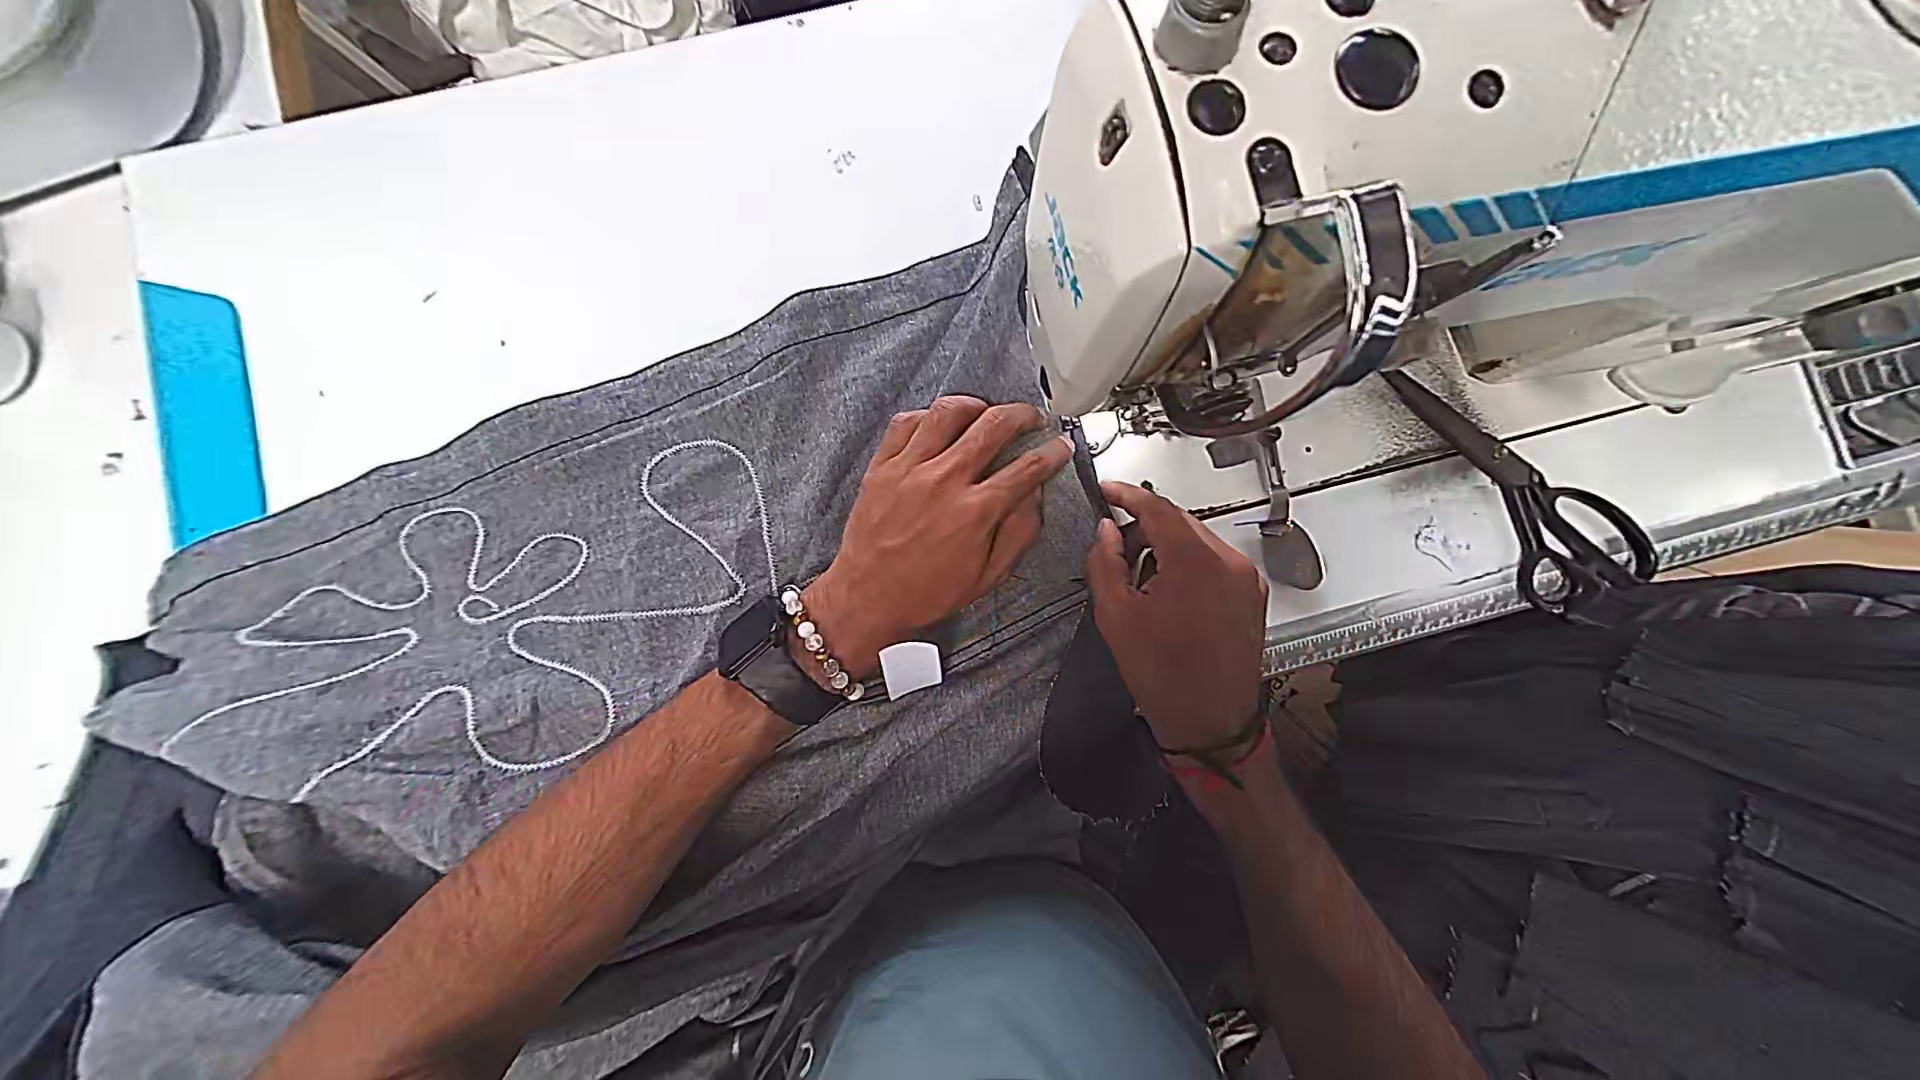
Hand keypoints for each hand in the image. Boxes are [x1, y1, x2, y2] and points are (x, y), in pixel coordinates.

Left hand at [802, 396, 1072, 679]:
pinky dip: (928, 414)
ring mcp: (910, 469)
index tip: (1059, 447)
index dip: (1052, 452)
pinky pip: (906, 422)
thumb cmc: (924, 592)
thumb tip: (1036, 497)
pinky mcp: (883, 467)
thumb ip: (1019, 533)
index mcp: (975, 511)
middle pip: (994, 425)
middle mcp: (944, 482)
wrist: (868, 597)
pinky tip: (939, 423)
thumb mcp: (987, 576)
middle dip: (1023, 415)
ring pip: (949, 411)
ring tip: (987, 411)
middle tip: (1031, 418)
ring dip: (977, 404)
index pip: (1027, 466)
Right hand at [1085, 481, 1267, 749]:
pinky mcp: (1250, 595)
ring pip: (1196, 540)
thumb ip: (1105, 562)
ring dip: (1164, 548)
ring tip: (1140, 583)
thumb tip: (1106, 532)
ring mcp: (1244, 579)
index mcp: (1195, 563)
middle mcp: (1228, 564)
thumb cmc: (1168, 678)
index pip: (1158, 507)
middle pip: (1178, 521)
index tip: (1109, 491)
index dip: (1126, 495)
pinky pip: (1212, 561)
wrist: (1210, 722)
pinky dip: (1185, 565)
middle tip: (1115, 547)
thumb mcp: (1115, 615)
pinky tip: (1165, 594)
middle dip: (1143, 528)